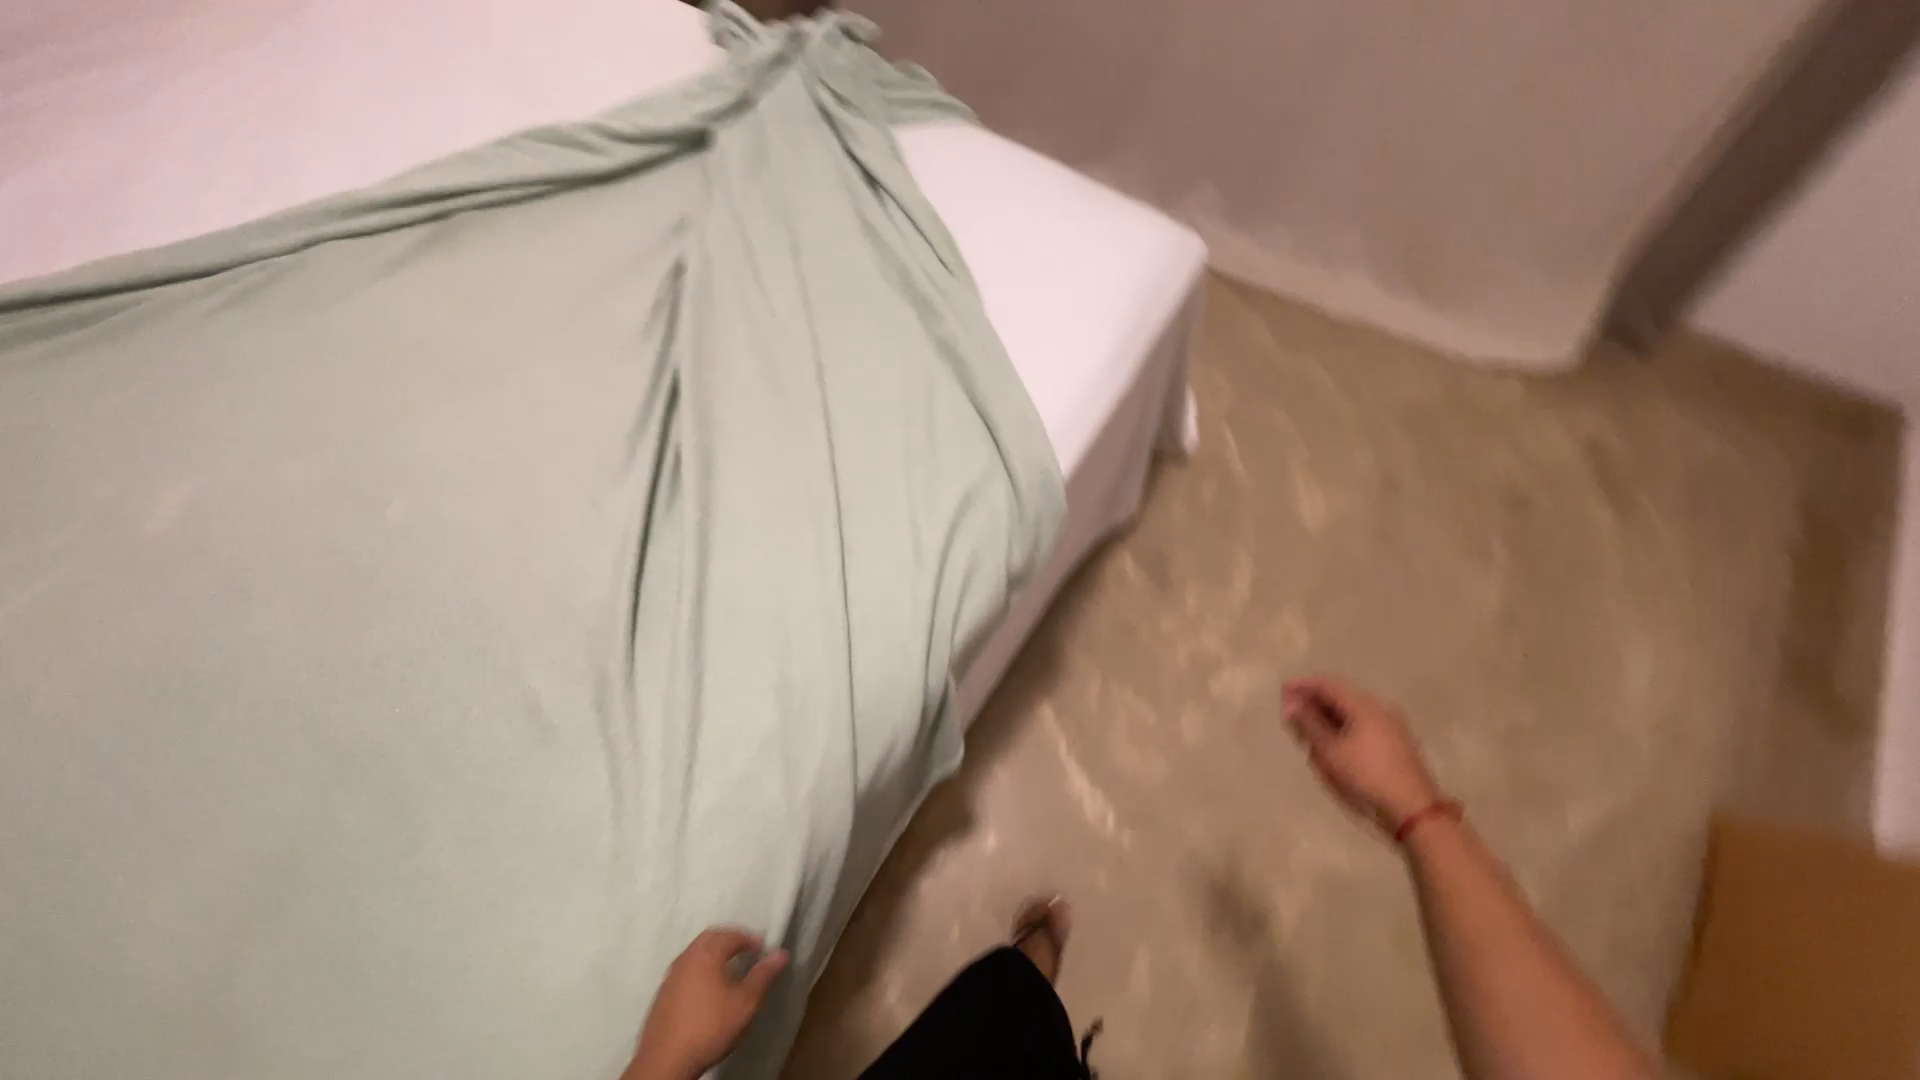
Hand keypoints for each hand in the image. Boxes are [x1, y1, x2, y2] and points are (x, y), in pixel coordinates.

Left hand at [625, 928, 789, 1079]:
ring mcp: (670, 976)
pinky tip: (707, 990)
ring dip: (713, 955)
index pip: (731, 935)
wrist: (665, 1062)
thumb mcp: (745, 1003)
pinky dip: (700, 970)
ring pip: (695, 954)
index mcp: (706, 954)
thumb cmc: (710, 1027)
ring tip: (728, 970)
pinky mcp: (662, 994)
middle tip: (746, 952)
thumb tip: (782, 953)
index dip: (750, 939)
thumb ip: (764, 976)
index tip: (762, 950)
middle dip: (730, 941)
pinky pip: (685, 970)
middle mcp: (686, 958)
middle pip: (710, 938)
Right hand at [1283, 675, 1443, 836]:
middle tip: (1291, 714)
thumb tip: (1291, 704)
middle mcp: (1380, 709)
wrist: (1414, 811)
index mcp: (1365, 705)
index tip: (1281, 692)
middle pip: (1341, 696)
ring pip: (1351, 712)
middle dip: (1314, 702)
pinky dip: (1342, 728)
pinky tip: (1331, 744)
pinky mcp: (1396, 743)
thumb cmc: (1365, 777)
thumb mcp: (1329, 751)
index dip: (1303, 685)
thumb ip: (1308, 724)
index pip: (1328, 684)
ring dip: (1327, 717)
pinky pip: (1362, 725)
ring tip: (1307, 733)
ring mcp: (1392, 726)